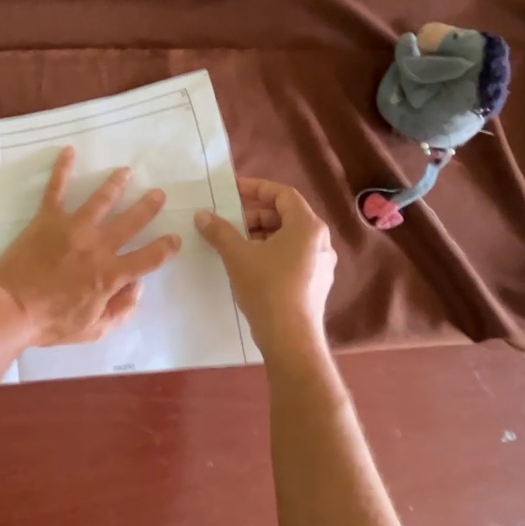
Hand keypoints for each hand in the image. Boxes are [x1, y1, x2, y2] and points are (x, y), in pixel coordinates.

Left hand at [0, 147, 182, 347]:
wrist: (11, 309)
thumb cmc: (51, 323)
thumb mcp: (94, 329)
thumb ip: (121, 309)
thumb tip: (137, 287)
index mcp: (111, 275)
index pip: (148, 258)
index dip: (166, 248)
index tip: (175, 239)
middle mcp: (97, 246)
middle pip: (130, 222)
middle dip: (148, 207)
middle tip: (159, 194)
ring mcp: (72, 228)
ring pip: (101, 200)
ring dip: (116, 184)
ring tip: (126, 172)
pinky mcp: (47, 219)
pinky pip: (56, 189)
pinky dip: (62, 169)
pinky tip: (69, 151)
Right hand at [194, 178, 336, 347]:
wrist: (290, 337)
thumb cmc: (267, 287)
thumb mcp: (237, 255)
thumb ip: (220, 231)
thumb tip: (202, 215)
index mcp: (308, 227)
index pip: (283, 194)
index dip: (256, 188)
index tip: (232, 191)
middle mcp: (321, 241)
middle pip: (286, 215)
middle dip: (254, 214)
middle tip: (228, 220)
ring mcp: (321, 263)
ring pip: (289, 237)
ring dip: (261, 234)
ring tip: (235, 243)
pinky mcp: (316, 282)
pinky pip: (293, 255)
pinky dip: (271, 251)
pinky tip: (249, 264)